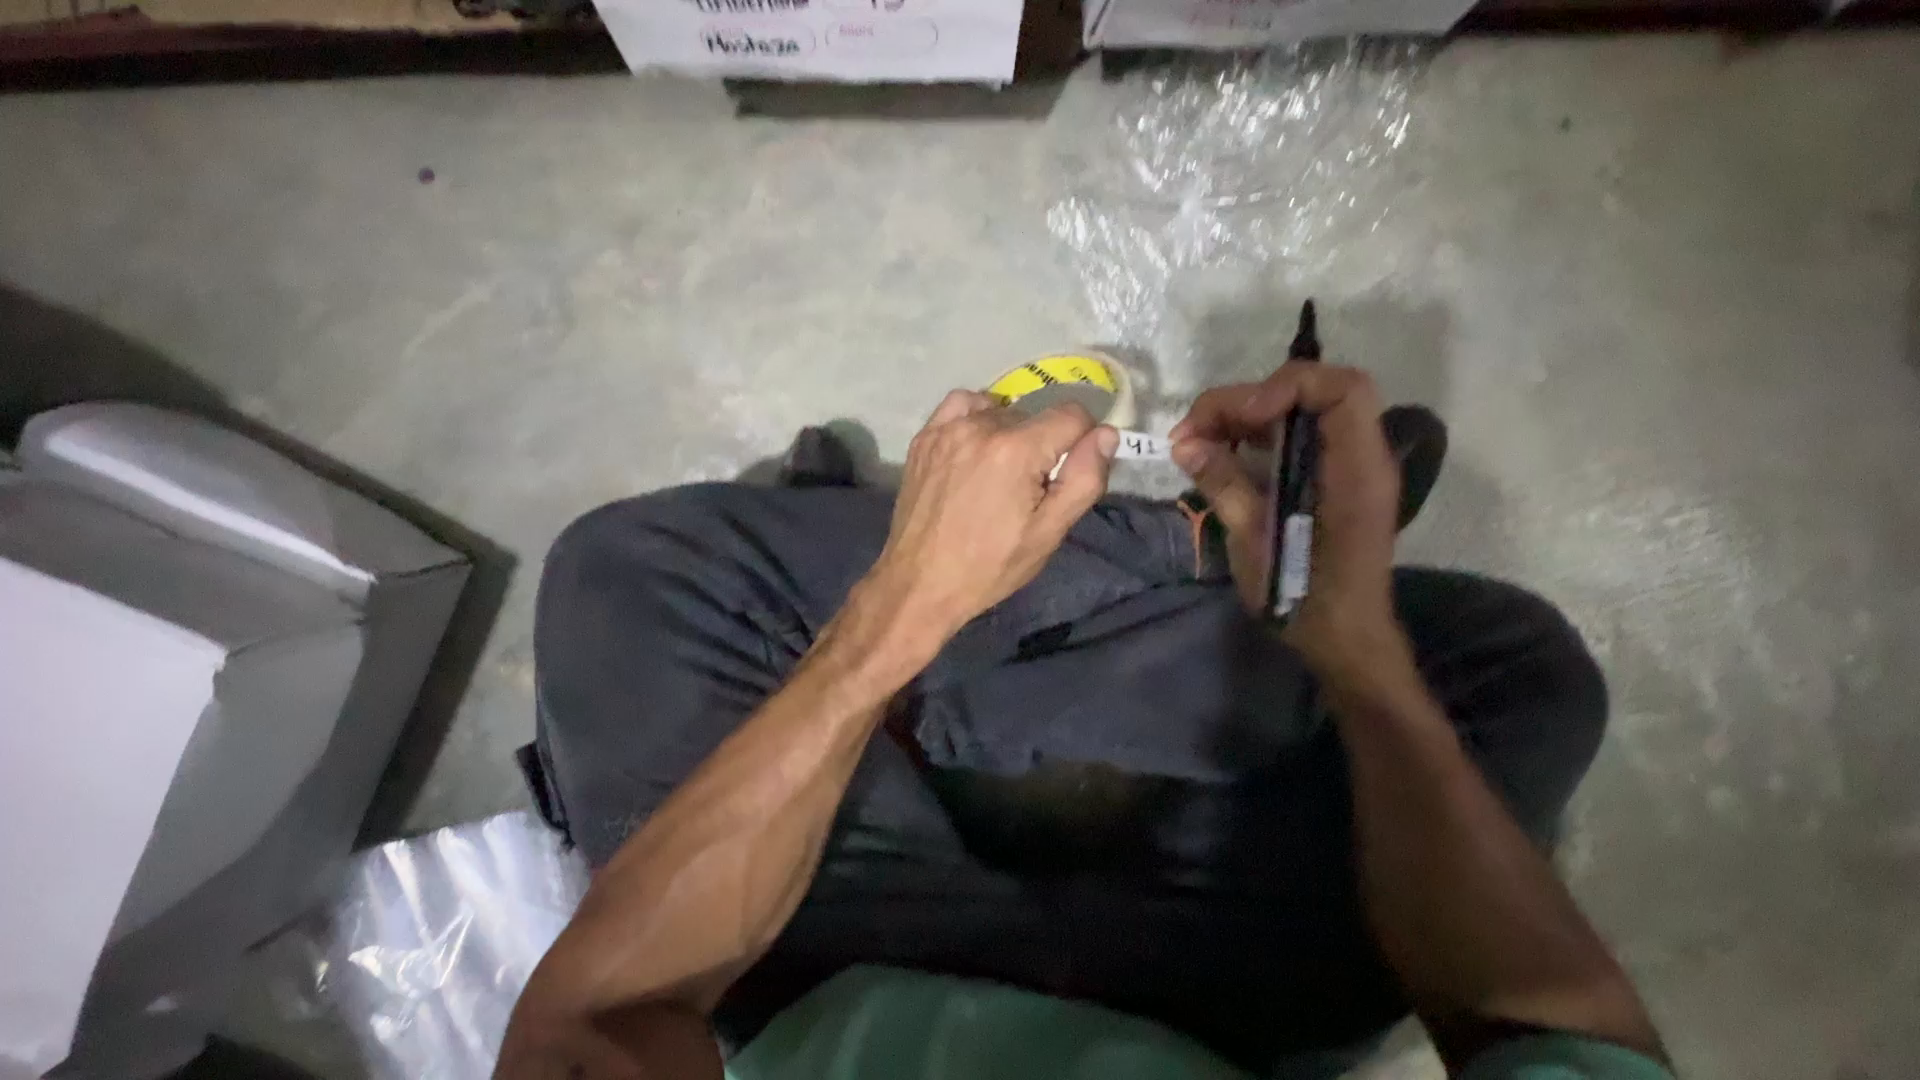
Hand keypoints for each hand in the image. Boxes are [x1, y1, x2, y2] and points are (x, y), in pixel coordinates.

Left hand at [864, 390, 1117, 642]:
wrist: (920, 583)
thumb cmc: (990, 566)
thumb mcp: (1048, 532)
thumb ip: (1084, 479)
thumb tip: (1106, 434)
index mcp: (1016, 450)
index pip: (1072, 415)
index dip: (1082, 439)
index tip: (1070, 469)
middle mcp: (981, 426)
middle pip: (1035, 414)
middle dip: (1043, 443)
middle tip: (1030, 487)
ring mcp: (947, 429)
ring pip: (1000, 409)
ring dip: (1010, 431)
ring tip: (1001, 472)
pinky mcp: (925, 437)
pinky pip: (962, 406)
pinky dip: (977, 417)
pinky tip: (977, 447)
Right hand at [1168, 363, 1409, 685]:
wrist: (1342, 639)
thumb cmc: (1303, 598)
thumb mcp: (1255, 543)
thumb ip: (1225, 484)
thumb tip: (1185, 443)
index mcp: (1356, 470)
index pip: (1340, 389)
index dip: (1283, 388)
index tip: (1234, 418)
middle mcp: (1360, 457)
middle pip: (1310, 394)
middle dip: (1244, 402)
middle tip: (1192, 432)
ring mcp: (1345, 466)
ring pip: (1297, 412)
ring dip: (1242, 419)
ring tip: (1195, 444)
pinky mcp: (1328, 480)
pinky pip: (1294, 439)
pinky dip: (1254, 439)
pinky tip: (1220, 458)